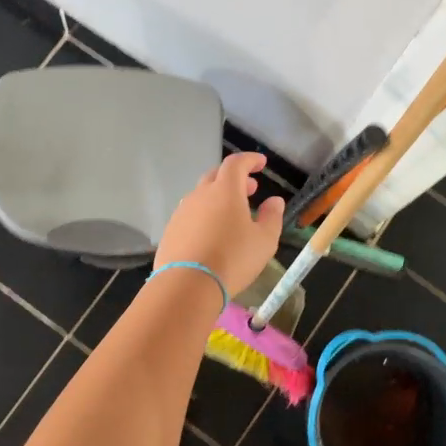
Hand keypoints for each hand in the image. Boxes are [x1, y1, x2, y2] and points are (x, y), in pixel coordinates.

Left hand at [156, 152, 283, 294]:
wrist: (187, 285)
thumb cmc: (233, 259)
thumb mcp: (264, 241)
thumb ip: (272, 217)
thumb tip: (274, 201)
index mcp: (225, 191)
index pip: (236, 163)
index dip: (250, 160)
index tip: (261, 163)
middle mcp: (200, 195)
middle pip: (215, 176)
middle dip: (234, 178)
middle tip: (249, 189)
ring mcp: (181, 213)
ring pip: (200, 196)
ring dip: (217, 198)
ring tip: (231, 214)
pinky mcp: (170, 231)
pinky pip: (190, 215)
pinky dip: (204, 216)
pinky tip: (210, 234)